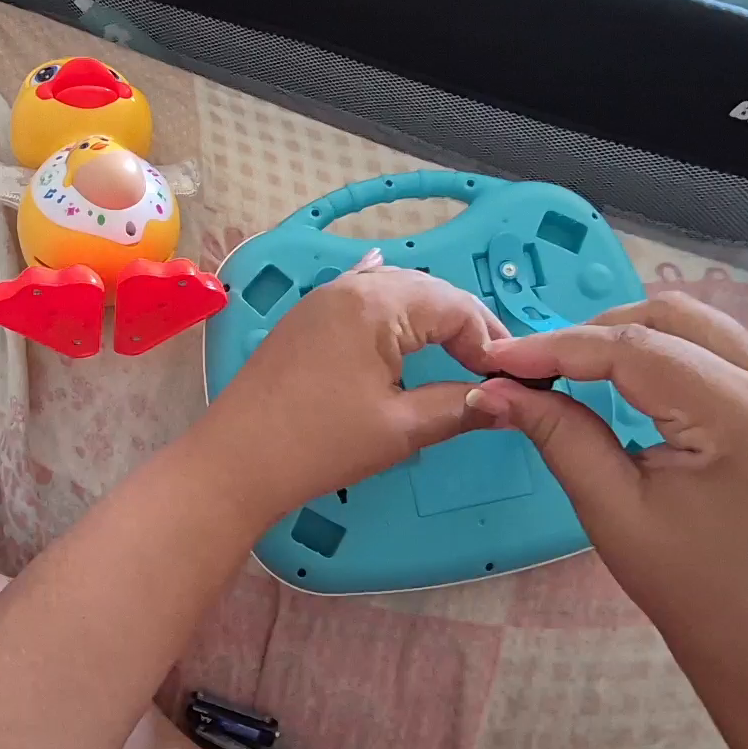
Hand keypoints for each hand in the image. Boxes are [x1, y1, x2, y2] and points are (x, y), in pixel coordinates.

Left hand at [191, 251, 507, 522]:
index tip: (510, 381)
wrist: (237, 460)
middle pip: (427, 291)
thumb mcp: (401, 428)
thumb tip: (508, 402)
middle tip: (492, 367)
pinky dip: (390, 304)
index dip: (490, 342)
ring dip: (430, 316)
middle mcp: (350, 287)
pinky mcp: (306, 318)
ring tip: (459, 349)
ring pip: (395, 291)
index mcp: (378, 304)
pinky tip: (397, 296)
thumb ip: (461, 407)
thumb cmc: (320, 444)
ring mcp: (322, 299)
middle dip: (465, 325)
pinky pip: (361, 297)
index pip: (456, 307)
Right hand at [466, 293, 747, 652]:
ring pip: (696, 322)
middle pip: (671, 316)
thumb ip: (556, 433)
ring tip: (575, 367)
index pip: (636, 351)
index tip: (499, 358)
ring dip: (627, 334)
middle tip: (539, 367)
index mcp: (744, 420)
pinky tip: (624, 380)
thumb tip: (492, 387)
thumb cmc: (687, 584)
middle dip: (594, 331)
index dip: (558, 346)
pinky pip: (715, 346)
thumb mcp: (610, 508)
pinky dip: (660, 350)